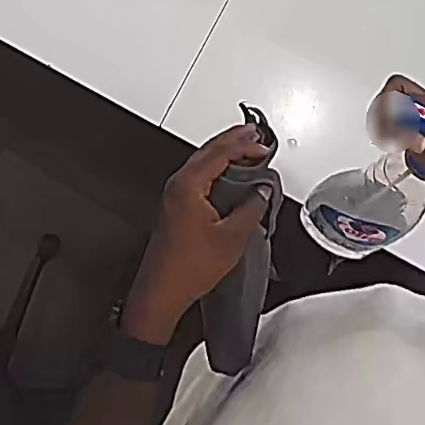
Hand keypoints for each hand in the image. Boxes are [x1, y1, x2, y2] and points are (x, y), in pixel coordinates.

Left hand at [123, 124, 269, 344]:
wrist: (162, 291)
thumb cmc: (186, 268)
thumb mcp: (231, 238)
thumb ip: (251, 209)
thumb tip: (262, 192)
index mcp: (188, 184)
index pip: (219, 152)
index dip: (243, 145)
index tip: (261, 144)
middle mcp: (178, 184)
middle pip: (208, 150)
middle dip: (232, 140)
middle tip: (253, 134)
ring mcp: (175, 193)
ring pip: (202, 161)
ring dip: (224, 152)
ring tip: (245, 149)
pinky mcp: (176, 204)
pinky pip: (198, 174)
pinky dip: (216, 167)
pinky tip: (229, 174)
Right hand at [382, 75, 424, 259]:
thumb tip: (412, 137)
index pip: (406, 94)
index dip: (390, 114)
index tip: (391, 137)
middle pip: (400, 98)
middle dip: (388, 121)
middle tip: (393, 146)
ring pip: (398, 115)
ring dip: (394, 136)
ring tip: (414, 162)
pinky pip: (402, 132)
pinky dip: (399, 146)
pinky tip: (417, 167)